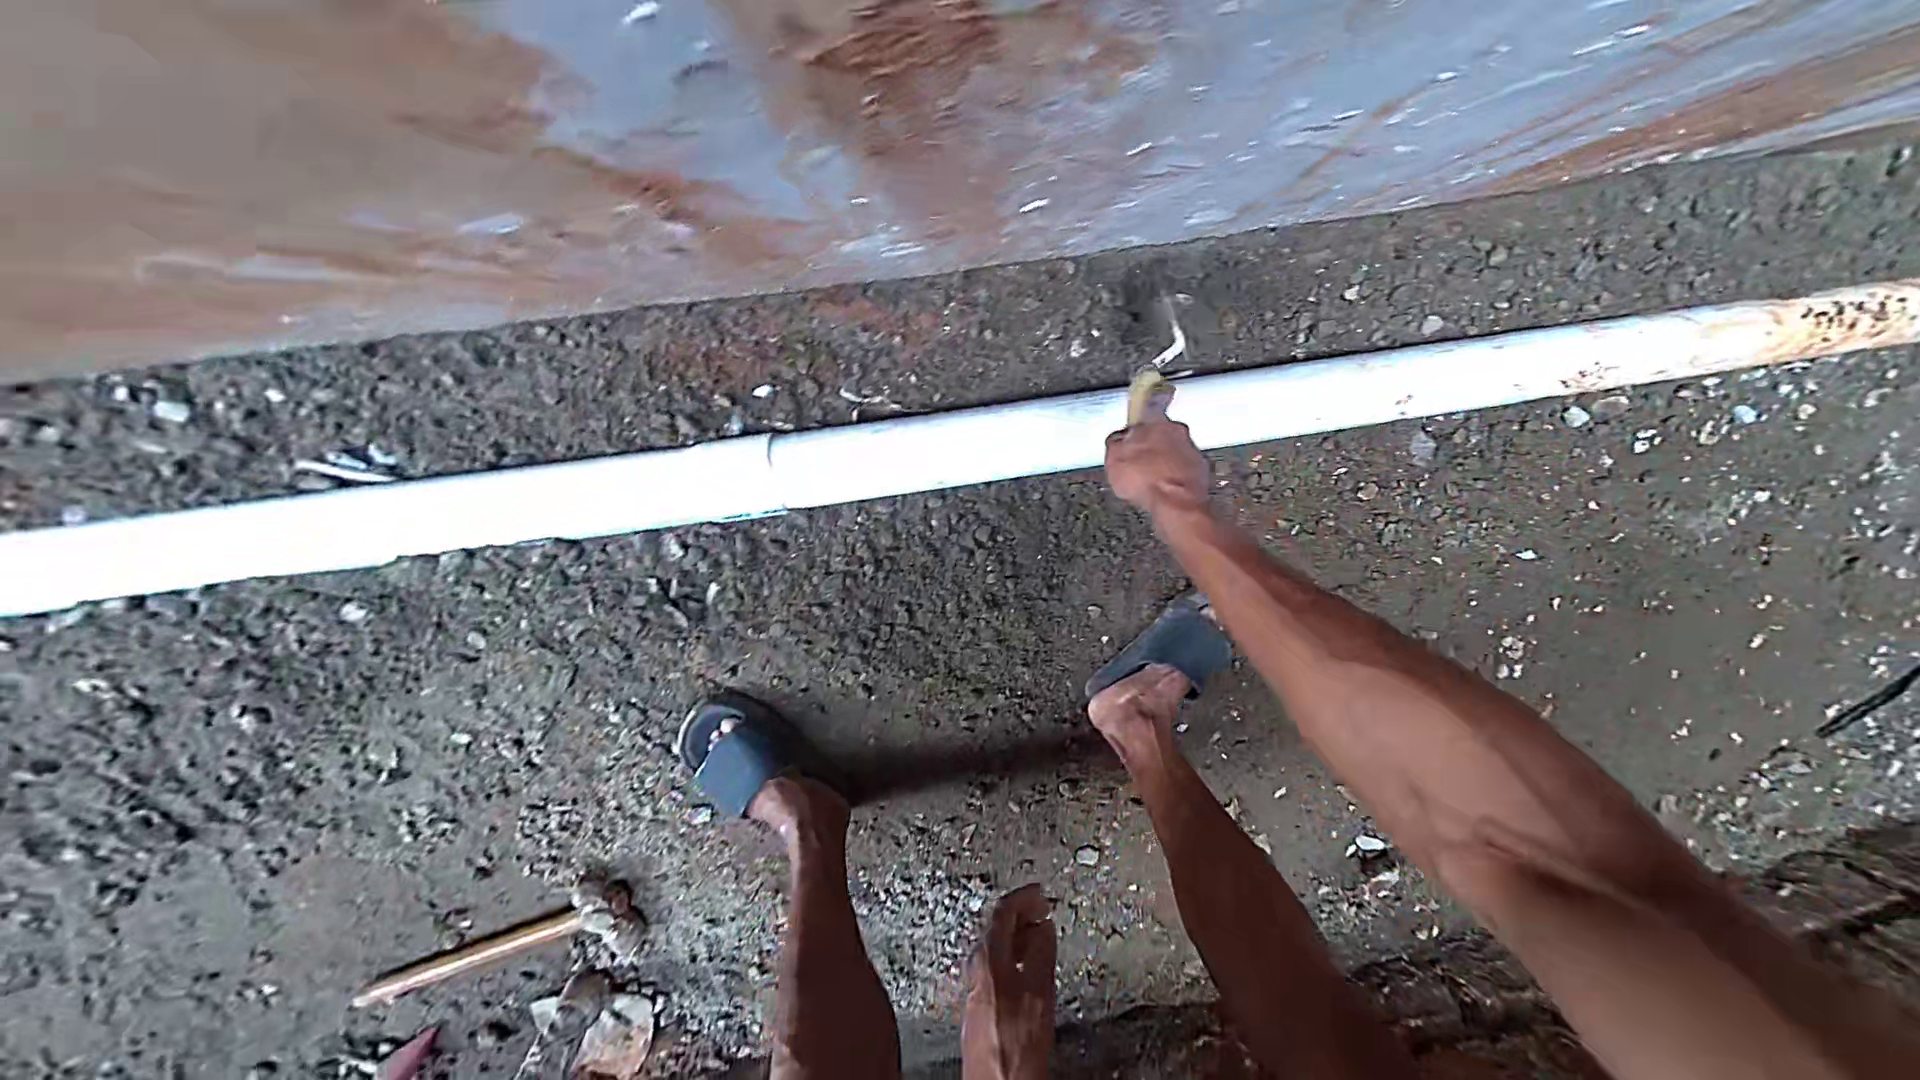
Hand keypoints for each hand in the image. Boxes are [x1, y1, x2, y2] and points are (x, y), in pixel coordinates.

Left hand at [962, 884, 1055, 1079]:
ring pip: (996, 945)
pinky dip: (1013, 954)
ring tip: (1039, 934)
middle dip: (1021, 914)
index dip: (1024, 896)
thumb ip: (1041, 951)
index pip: (1003, 909)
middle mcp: (975, 965)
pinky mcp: (978, 1002)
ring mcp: (974, 984)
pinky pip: (995, 964)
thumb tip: (1043, 925)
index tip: (1040, 892)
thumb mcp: (1039, 990)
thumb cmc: (1015, 1045)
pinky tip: (1027, 966)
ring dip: (1018, 934)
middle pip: (997, 925)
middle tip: (1042, 910)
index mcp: (988, 956)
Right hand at [1104, 405, 1209, 516]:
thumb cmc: (1147, 479)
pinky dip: (1173, 478)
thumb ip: (1115, 444)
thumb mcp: (1114, 460)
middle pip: (1161, 434)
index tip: (1129, 437)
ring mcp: (1192, 452)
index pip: (1145, 414)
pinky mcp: (1201, 473)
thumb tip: (1116, 441)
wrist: (1175, 503)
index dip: (1135, 428)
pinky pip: (1182, 471)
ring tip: (1148, 481)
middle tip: (1136, 463)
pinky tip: (1161, 490)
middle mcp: (1178, 432)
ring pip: (1174, 452)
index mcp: (1156, 422)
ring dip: (1163, 463)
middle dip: (1150, 446)